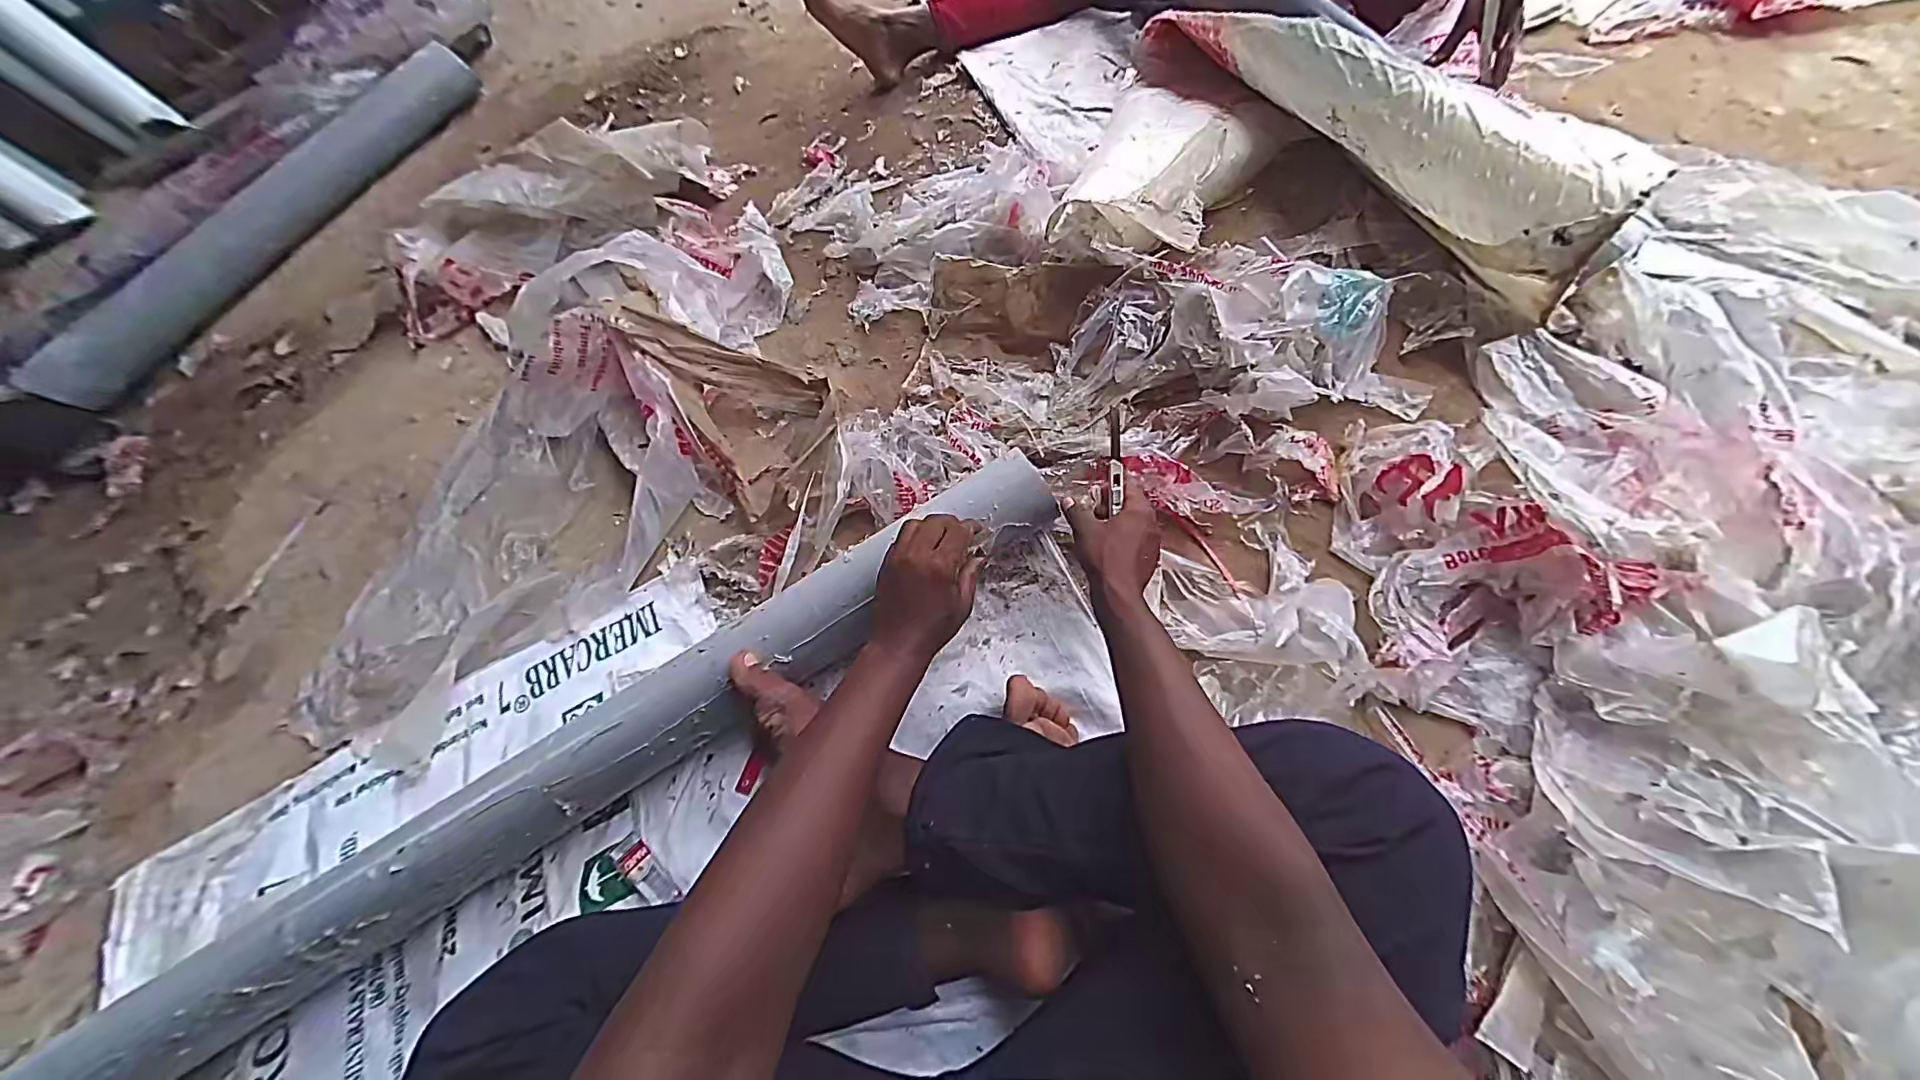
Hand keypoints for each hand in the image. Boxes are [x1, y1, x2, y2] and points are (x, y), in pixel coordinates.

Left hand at [871, 514, 982, 660]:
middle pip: (937, 521)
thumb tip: (977, 558)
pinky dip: (914, 535)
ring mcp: (898, 557)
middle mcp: (916, 556)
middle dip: (953, 524)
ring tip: (942, 537)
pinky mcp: (887, 562)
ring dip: (932, 526)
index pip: (959, 531)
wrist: (897, 644)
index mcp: (939, 566)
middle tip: (962, 534)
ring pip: (916, 523)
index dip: (972, 528)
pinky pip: (901, 536)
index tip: (977, 531)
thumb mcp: (961, 605)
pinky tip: (924, 546)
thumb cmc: (928, 631)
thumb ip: (970, 575)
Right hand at [1064, 474, 1159, 602]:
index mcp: (1139, 511)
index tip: (1106, 478)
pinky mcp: (1147, 557)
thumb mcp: (1085, 529)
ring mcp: (1151, 541)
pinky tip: (1106, 547)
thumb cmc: (1107, 562)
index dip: (1114, 481)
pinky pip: (1134, 539)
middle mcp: (1150, 524)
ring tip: (1098, 531)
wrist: (1117, 593)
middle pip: (1130, 504)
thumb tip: (1069, 503)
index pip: (1129, 485)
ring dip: (1115, 522)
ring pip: (1132, 523)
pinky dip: (1121, 538)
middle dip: (1111, 505)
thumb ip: (1076, 511)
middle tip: (1095, 510)